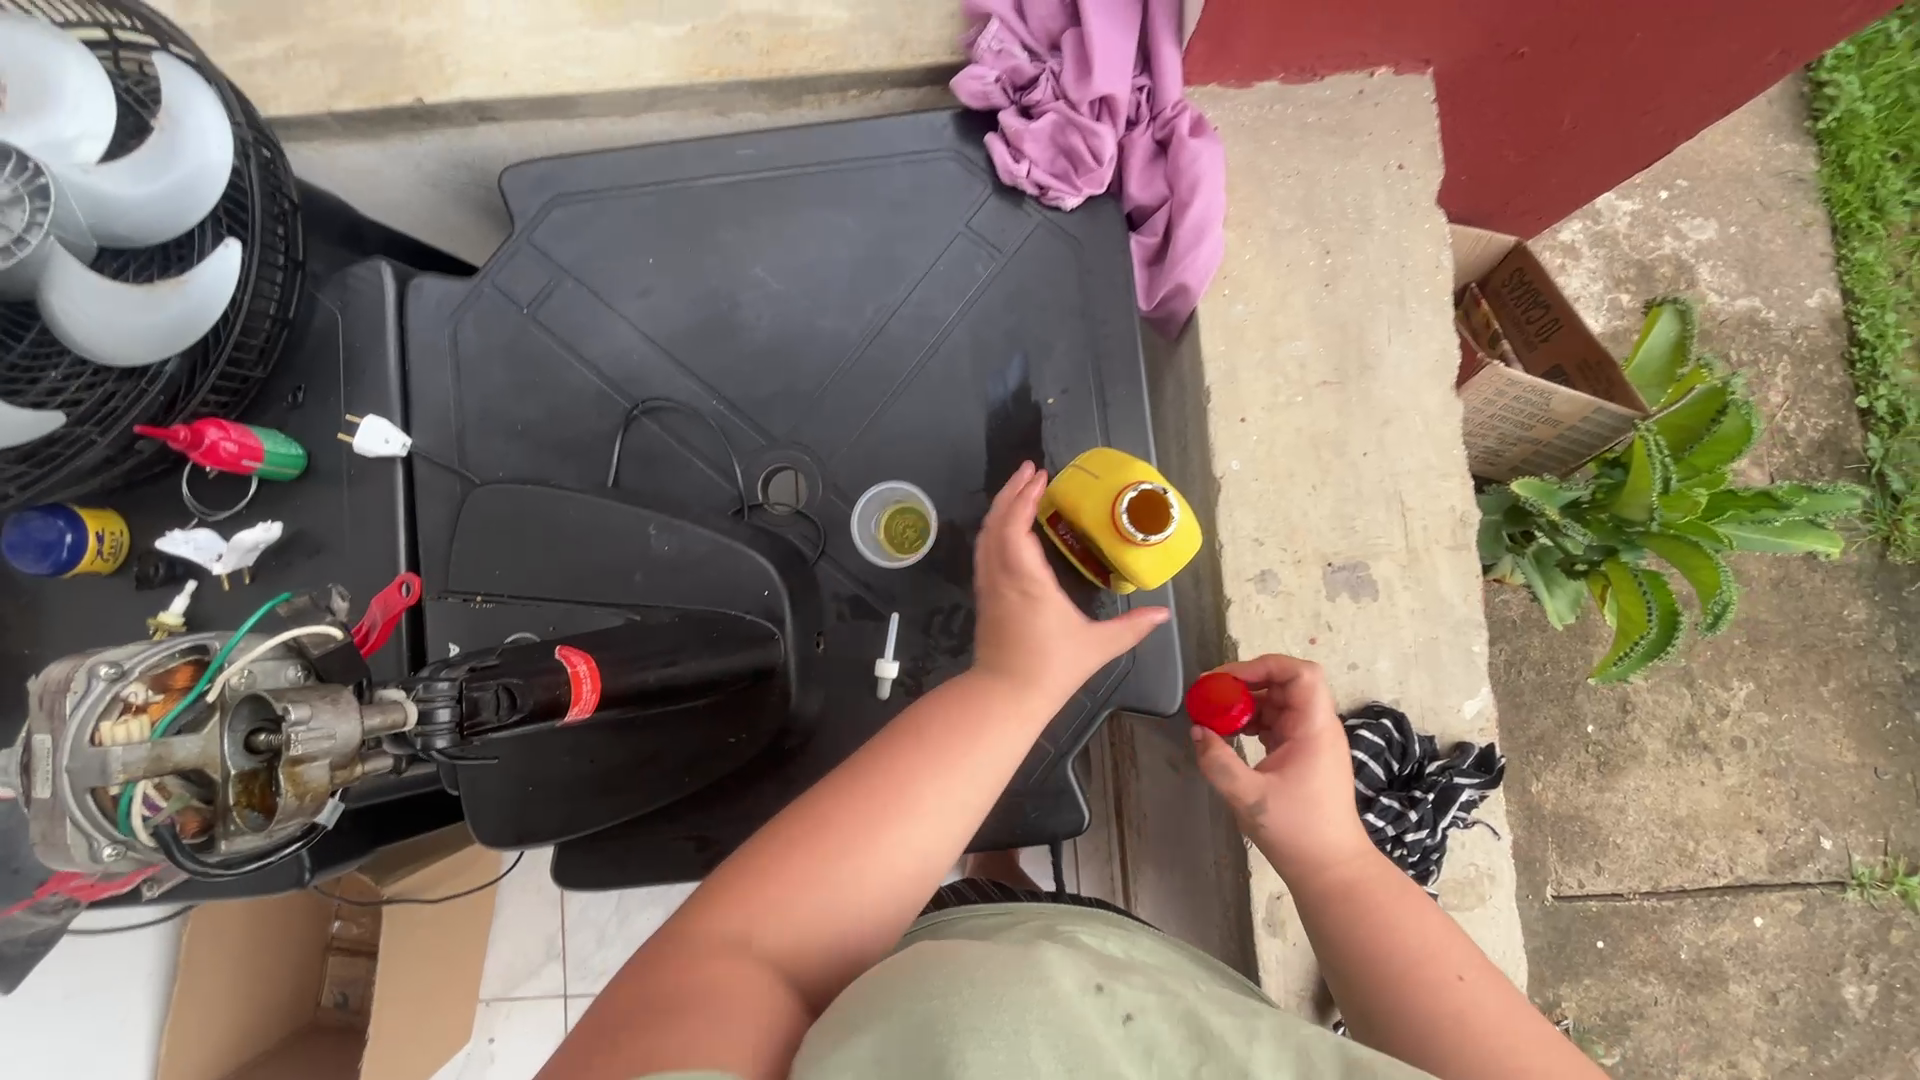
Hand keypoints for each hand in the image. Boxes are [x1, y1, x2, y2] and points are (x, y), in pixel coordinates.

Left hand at [972, 461, 1168, 705]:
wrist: (1005, 696)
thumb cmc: (1051, 669)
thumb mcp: (1097, 646)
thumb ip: (1131, 627)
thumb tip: (1163, 614)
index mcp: (1027, 580)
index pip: (1016, 526)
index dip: (1024, 497)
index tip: (1039, 476)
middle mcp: (1002, 576)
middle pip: (996, 522)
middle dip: (1010, 492)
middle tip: (1029, 470)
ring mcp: (988, 586)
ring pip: (985, 536)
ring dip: (1000, 508)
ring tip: (1018, 490)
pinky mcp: (984, 597)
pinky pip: (984, 552)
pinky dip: (994, 529)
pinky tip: (1006, 526)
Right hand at [1190, 654, 1375, 883]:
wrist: (1331, 870)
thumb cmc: (1298, 832)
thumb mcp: (1248, 797)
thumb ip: (1218, 761)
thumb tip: (1197, 730)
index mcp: (1314, 729)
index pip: (1301, 673)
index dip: (1264, 666)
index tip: (1228, 680)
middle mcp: (1317, 728)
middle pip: (1285, 684)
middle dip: (1245, 683)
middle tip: (1210, 693)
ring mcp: (1311, 741)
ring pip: (1278, 703)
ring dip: (1245, 704)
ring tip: (1213, 715)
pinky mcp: (1302, 755)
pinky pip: (1276, 723)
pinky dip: (1251, 722)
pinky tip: (1228, 734)